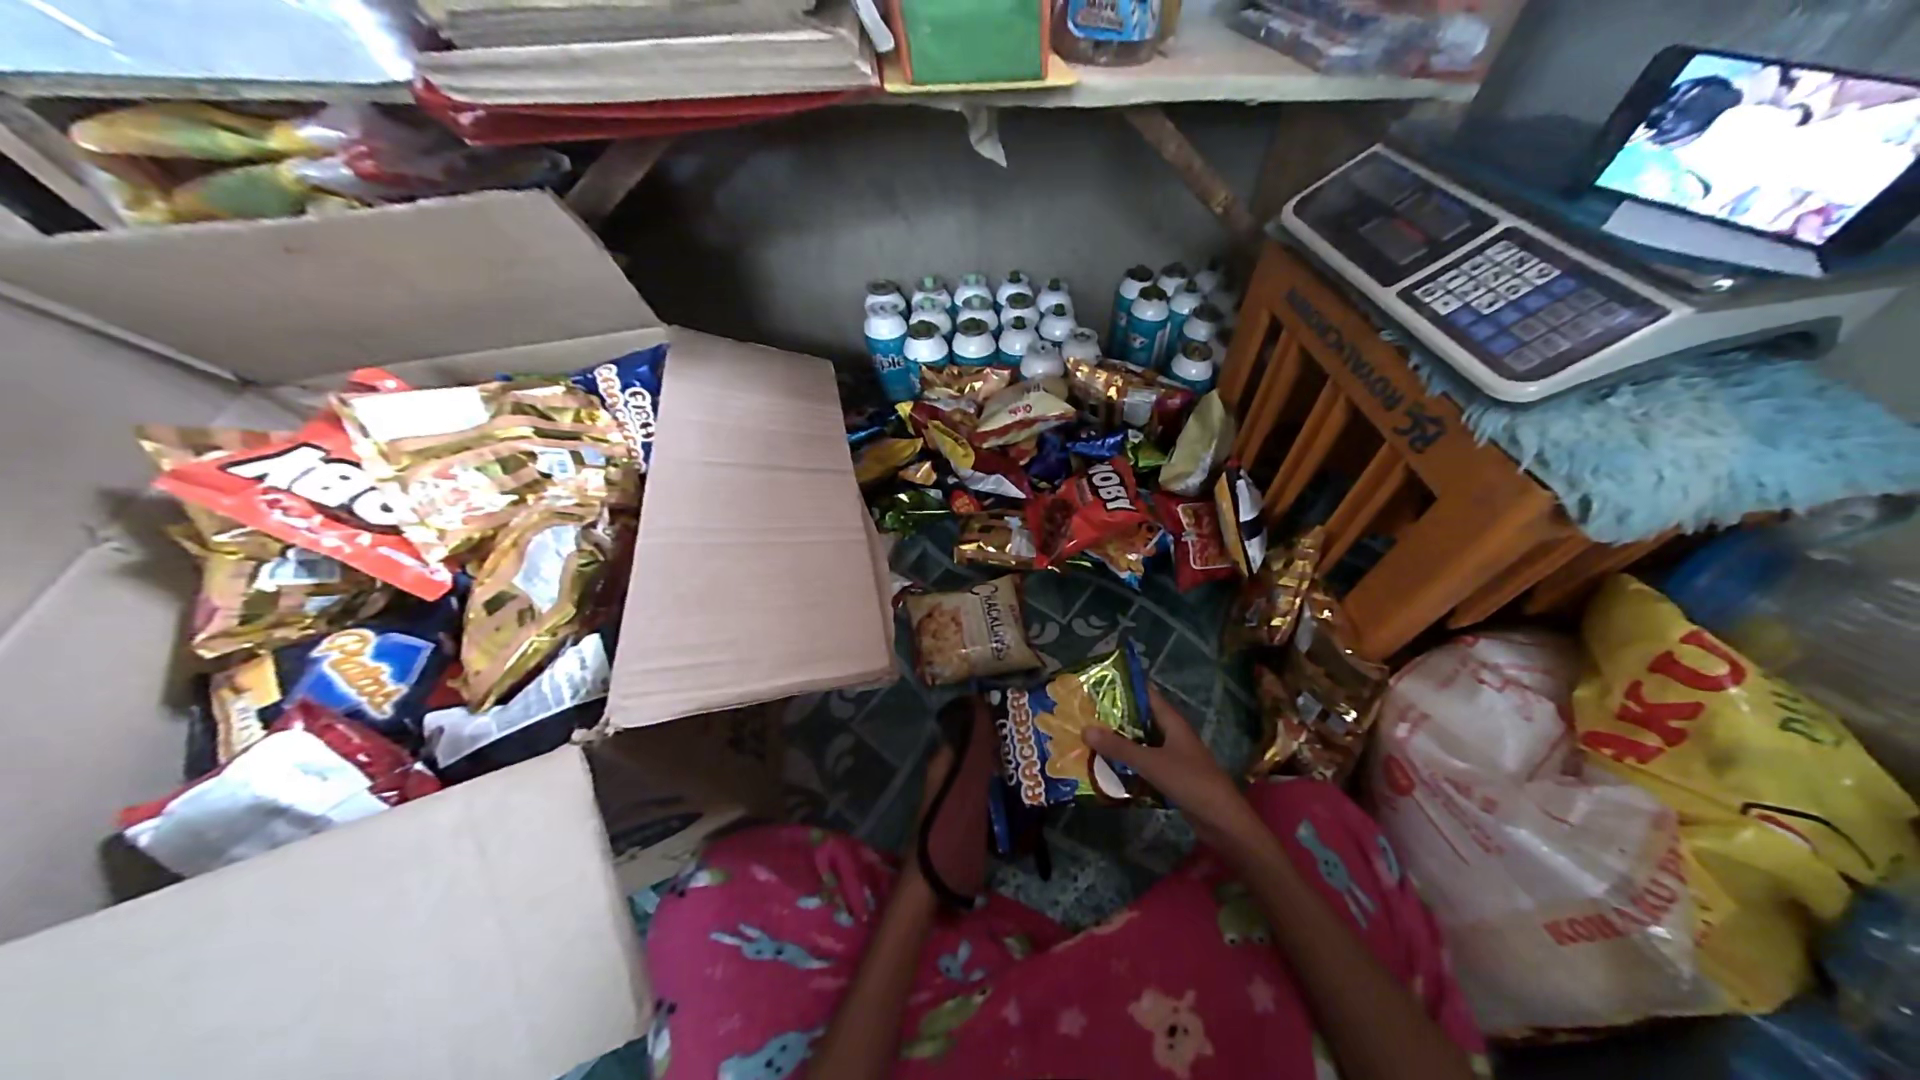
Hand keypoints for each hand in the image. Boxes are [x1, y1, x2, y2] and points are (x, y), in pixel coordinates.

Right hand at [1084, 684, 1276, 868]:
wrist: (1222, 821)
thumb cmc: (1190, 782)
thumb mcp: (1151, 762)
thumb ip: (1119, 747)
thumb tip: (1085, 729)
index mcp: (1173, 722)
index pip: (1147, 695)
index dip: (1125, 687)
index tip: (1097, 684)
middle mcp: (1173, 735)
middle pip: (1141, 719)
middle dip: (1115, 717)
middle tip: (1084, 714)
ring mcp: (1173, 756)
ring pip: (1142, 743)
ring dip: (1120, 742)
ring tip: (1089, 739)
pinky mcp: (1172, 776)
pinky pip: (1145, 764)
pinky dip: (1128, 764)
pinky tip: (1107, 768)